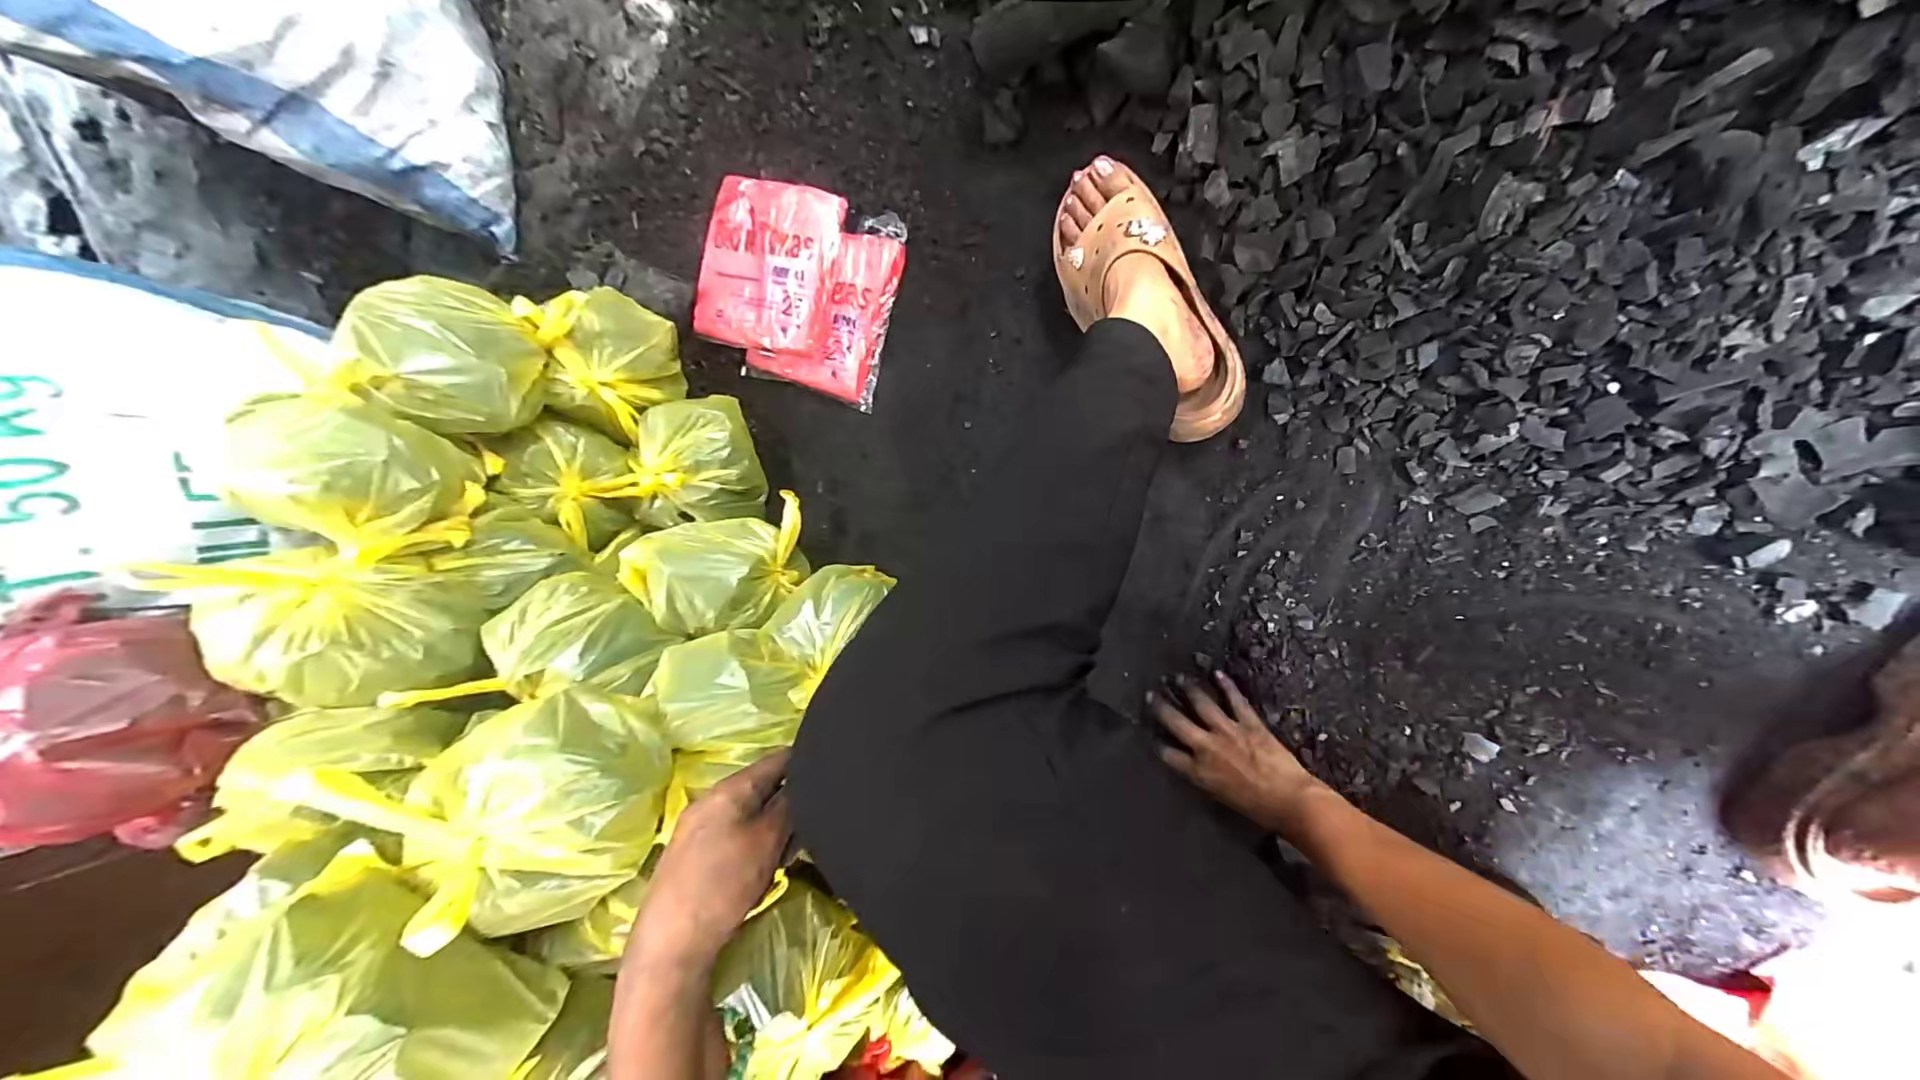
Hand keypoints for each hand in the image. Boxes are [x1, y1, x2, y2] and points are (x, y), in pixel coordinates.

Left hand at [631, 750, 793, 970]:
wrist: (671, 944)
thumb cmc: (724, 884)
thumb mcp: (768, 839)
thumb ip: (790, 804)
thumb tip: (805, 782)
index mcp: (729, 787)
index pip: (778, 759)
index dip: (806, 765)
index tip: (830, 781)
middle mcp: (711, 799)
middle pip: (764, 787)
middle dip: (790, 805)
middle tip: (806, 833)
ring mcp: (698, 826)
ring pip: (751, 813)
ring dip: (773, 829)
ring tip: (783, 858)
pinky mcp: (692, 854)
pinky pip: (734, 834)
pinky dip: (753, 845)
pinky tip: (758, 872)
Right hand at [1150, 671, 1340, 837]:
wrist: (1290, 801)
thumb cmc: (1257, 807)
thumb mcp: (1220, 796)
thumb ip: (1203, 776)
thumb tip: (1195, 764)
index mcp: (1198, 771)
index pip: (1168, 753)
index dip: (1157, 743)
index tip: (1152, 734)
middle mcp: (1206, 747)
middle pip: (1176, 722)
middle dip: (1161, 706)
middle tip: (1151, 694)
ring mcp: (1228, 731)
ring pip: (1201, 704)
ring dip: (1188, 689)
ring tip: (1178, 677)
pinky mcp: (1249, 723)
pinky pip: (1235, 700)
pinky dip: (1226, 685)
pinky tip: (1217, 674)